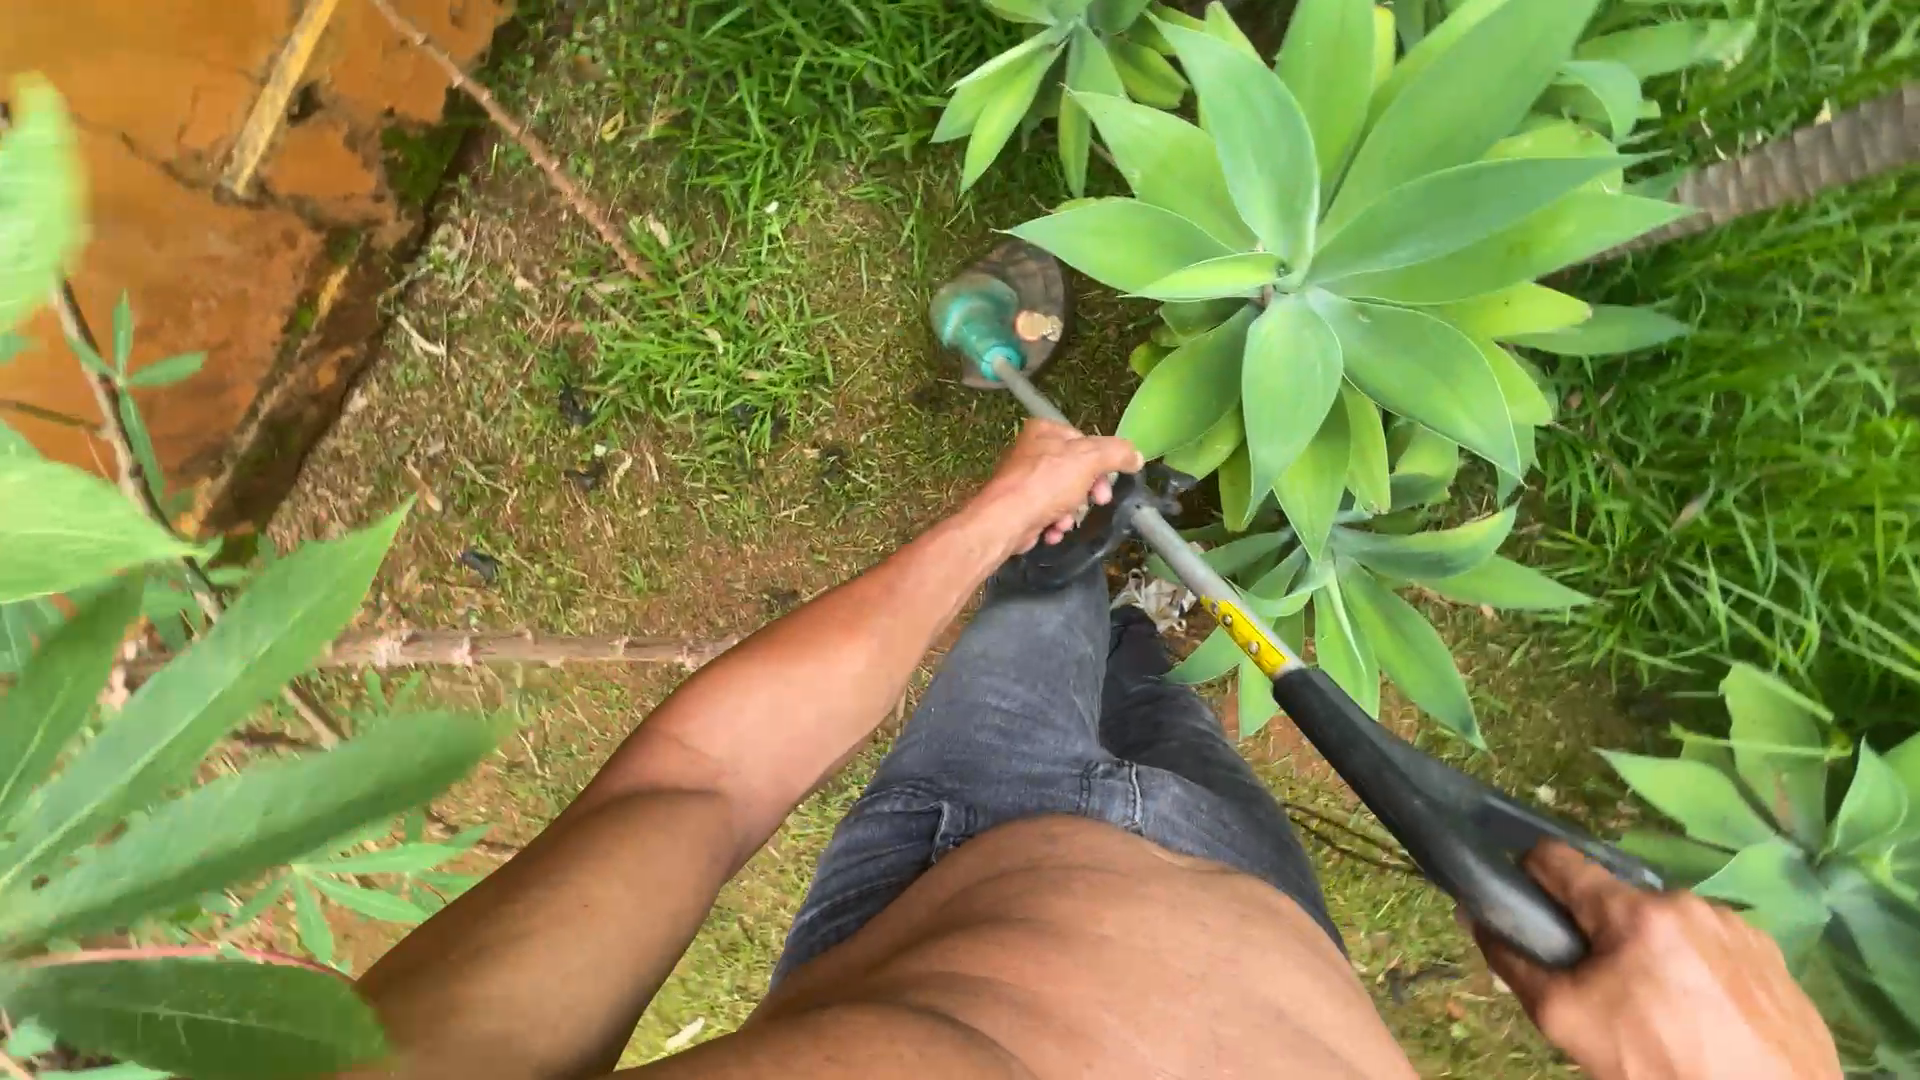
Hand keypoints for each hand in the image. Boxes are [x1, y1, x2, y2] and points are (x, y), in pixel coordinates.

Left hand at [969, 419, 1142, 557]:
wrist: (1006, 521)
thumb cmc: (1046, 483)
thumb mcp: (1089, 459)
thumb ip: (1117, 453)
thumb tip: (1136, 456)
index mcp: (1044, 430)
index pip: (1085, 441)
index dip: (1101, 463)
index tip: (1107, 482)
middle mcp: (1030, 451)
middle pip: (1075, 470)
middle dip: (1086, 492)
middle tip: (1096, 502)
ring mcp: (1022, 480)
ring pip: (1062, 495)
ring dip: (1070, 512)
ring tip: (1065, 522)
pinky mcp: (1018, 506)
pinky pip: (1046, 513)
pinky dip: (1053, 524)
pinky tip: (1052, 531)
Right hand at [1472, 842, 1838, 1079]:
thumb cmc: (1659, 1065)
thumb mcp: (1563, 1018)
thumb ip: (1510, 961)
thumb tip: (1477, 920)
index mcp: (1633, 911)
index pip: (1555, 857)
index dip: (1529, 875)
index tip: (1529, 909)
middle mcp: (1687, 904)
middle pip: (1611, 894)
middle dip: (1595, 925)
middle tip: (1600, 979)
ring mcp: (1738, 930)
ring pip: (1662, 918)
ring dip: (1647, 943)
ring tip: (1657, 999)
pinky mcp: (1776, 959)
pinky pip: (1711, 943)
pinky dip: (1695, 964)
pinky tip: (1701, 1009)